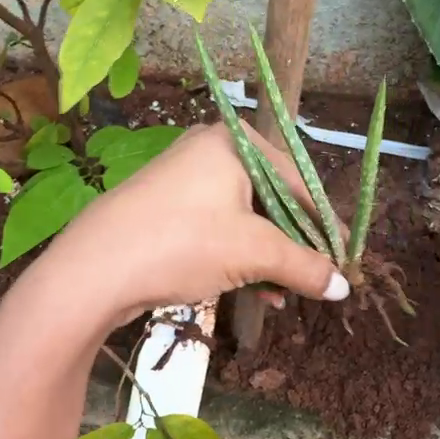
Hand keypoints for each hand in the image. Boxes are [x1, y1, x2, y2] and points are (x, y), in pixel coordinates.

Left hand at [18, 124, 347, 330]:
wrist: (94, 269)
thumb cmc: (183, 243)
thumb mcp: (253, 254)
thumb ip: (304, 266)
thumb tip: (345, 285)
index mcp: (233, 143)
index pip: (298, 182)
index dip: (322, 226)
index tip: (342, 260)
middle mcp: (209, 152)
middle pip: (271, 202)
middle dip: (293, 247)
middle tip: (313, 280)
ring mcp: (184, 181)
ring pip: (244, 221)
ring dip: (268, 260)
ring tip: (283, 295)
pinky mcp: (165, 211)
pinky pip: (217, 231)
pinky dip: (238, 259)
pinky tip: (254, 293)